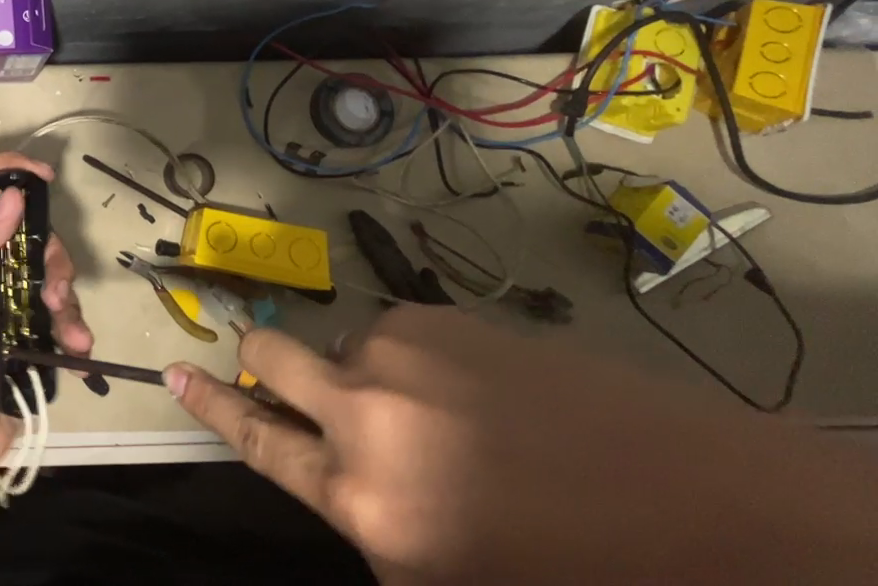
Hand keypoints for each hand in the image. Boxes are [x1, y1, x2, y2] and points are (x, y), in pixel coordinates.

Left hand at [0, 153, 91, 469]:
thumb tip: (13, 198)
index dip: (6, 170)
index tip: (43, 176)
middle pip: (28, 230)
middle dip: (51, 249)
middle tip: (54, 285)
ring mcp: (11, 298)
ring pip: (54, 269)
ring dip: (67, 293)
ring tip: (65, 325)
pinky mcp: (35, 330)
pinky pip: (67, 313)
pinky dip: (77, 325)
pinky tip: (77, 347)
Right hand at [164, 306, 876, 584]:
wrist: (708, 508)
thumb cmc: (571, 567)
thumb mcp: (444, 567)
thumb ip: (371, 515)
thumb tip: (340, 468)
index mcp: (368, 502)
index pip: (257, 441)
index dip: (208, 405)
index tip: (173, 373)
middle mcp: (366, 416)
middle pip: (272, 356)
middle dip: (265, 360)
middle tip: (285, 371)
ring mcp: (404, 354)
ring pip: (347, 348)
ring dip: (367, 374)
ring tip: (446, 414)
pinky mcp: (447, 319)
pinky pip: (398, 333)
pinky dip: (416, 359)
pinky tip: (481, 392)